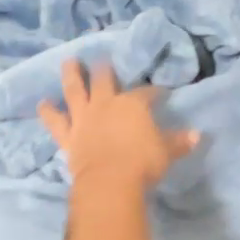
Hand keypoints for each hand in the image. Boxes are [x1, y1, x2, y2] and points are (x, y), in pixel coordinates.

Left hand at [38, 60, 198, 187]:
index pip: (145, 93)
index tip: (159, 92)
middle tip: (101, 59)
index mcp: (133, 105)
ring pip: (75, 91)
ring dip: (71, 75)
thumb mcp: (167, 152)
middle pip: (104, 80)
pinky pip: (56, 122)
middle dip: (104, 69)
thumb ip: (179, 142)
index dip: (153, 91)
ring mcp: (84, 119)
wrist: (109, 181)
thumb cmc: (142, 163)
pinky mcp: (69, 136)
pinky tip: (42, 103)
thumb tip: (197, 135)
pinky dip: (48, 112)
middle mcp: (106, 105)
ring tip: (68, 62)